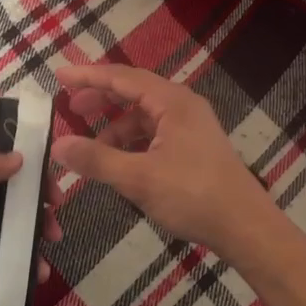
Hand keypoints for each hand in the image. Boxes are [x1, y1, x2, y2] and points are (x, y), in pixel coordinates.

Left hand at [0, 123, 64, 305]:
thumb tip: (18, 155)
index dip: (16, 137)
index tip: (46, 147)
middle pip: (12, 182)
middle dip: (37, 189)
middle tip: (56, 202)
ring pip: (17, 219)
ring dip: (38, 225)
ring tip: (53, 239)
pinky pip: (14, 255)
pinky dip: (30, 260)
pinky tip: (39, 271)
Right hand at [53, 63, 282, 259]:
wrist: (247, 228)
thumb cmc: (193, 196)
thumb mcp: (138, 178)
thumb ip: (96, 159)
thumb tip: (58, 145)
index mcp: (172, 101)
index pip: (121, 77)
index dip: (88, 76)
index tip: (59, 76)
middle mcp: (182, 105)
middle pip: (133, 91)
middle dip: (100, 98)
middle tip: (71, 108)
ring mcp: (191, 126)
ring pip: (144, 115)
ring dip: (115, 127)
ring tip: (92, 147)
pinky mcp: (194, 146)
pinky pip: (155, 132)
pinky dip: (132, 142)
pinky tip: (120, 162)